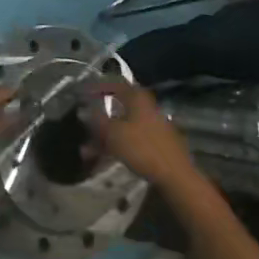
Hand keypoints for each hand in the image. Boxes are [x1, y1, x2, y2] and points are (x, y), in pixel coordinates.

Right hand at [83, 82, 199, 190]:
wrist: (175, 175)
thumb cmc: (142, 148)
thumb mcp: (113, 134)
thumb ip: (97, 121)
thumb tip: (84, 110)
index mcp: (137, 98)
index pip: (116, 83)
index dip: (98, 86)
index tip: (83, 93)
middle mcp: (146, 107)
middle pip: (119, 106)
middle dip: (99, 117)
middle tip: (84, 125)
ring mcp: (152, 125)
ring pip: (123, 125)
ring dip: (104, 136)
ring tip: (87, 151)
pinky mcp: (156, 143)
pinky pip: (130, 138)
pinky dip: (116, 145)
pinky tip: (104, 159)